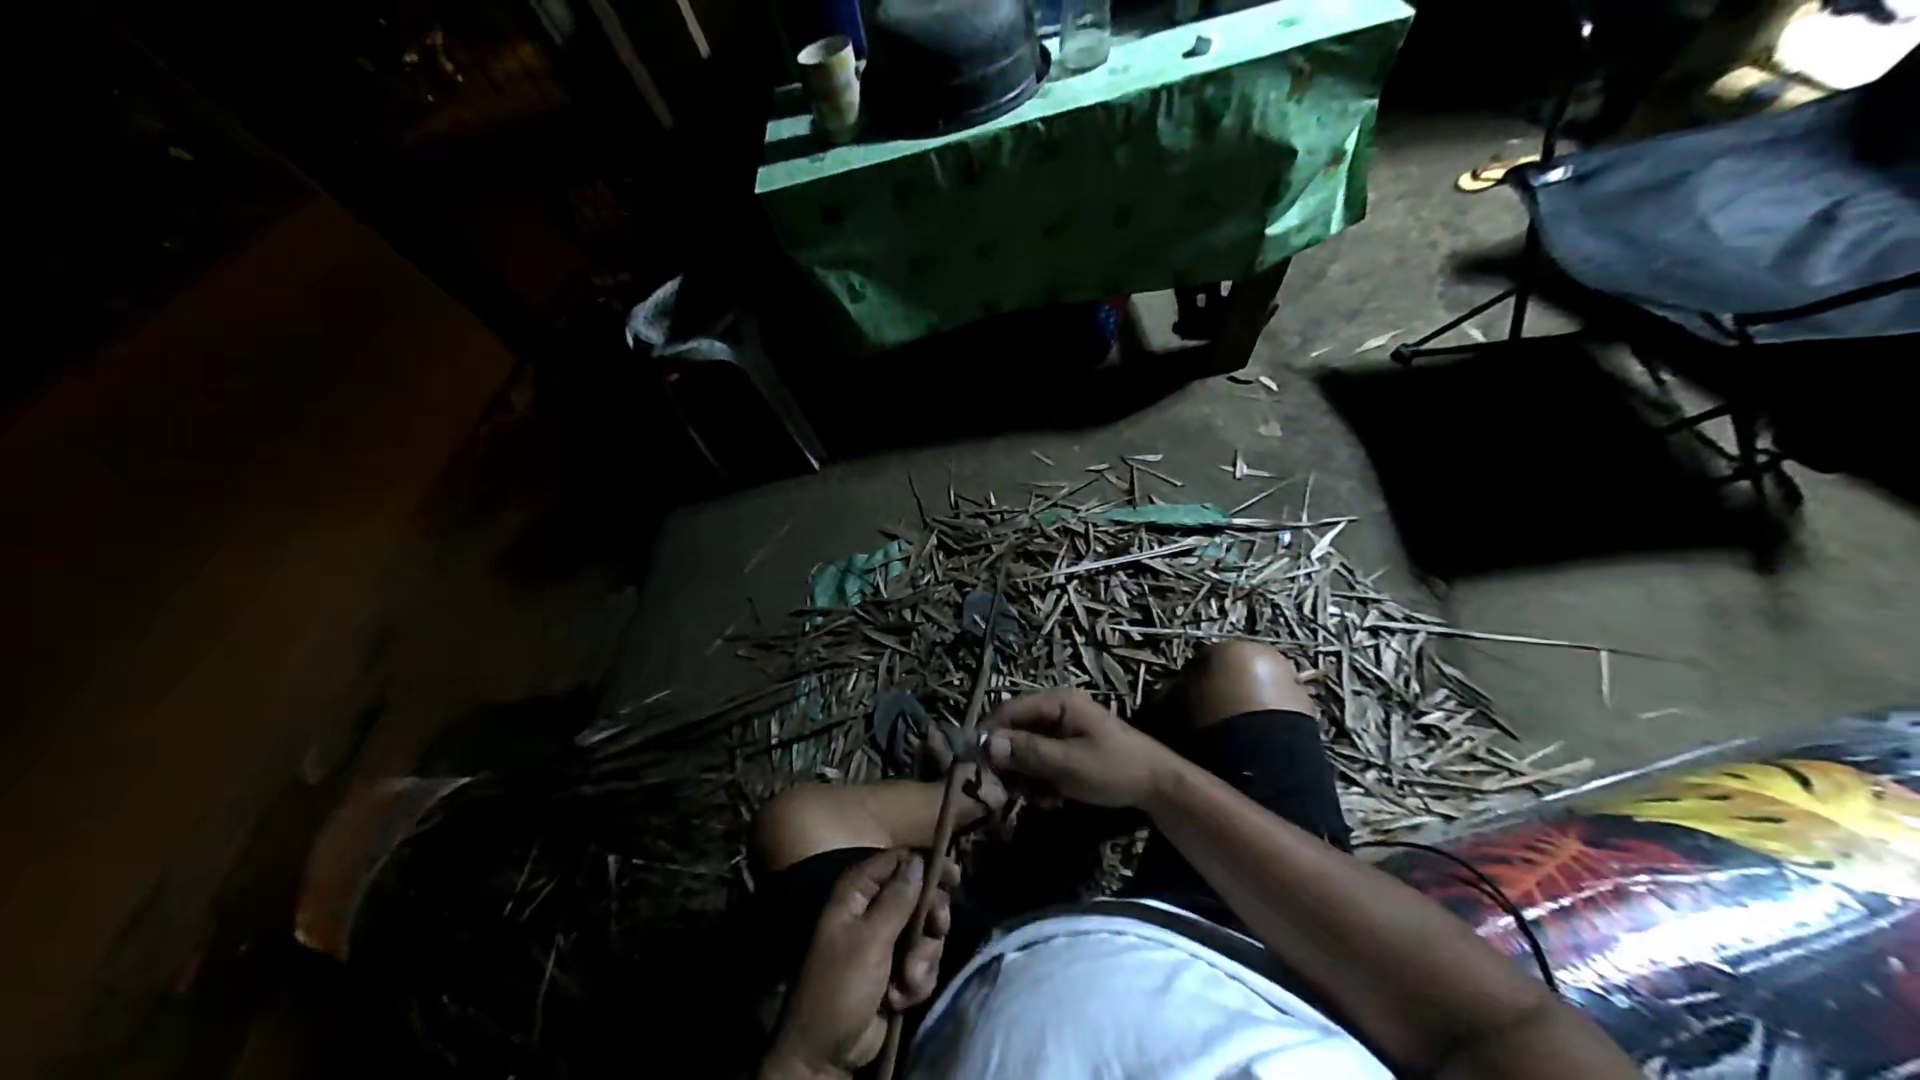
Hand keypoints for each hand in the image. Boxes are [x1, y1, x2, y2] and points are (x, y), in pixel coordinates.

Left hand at [763, 849, 957, 1079]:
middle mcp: (873, 910)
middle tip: (937, 931)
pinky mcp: (896, 969)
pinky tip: (899, 998)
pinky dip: (917, 981)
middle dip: (930, 920)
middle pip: (919, 896)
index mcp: (858, 893)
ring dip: (922, 960)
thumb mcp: (870, 940)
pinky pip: (922, 962)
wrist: (826, 1051)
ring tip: (906, 982)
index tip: (954, 876)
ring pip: (925, 933)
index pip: (898, 861)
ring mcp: (885, 941)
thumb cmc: (841, 985)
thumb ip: (898, 899)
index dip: (927, 865)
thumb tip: (918, 861)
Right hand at [984, 688, 1179, 807]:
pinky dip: (1039, 779)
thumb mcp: (1068, 763)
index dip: (990, 735)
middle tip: (1008, 791)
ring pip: (1025, 749)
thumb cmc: (1114, 768)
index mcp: (1057, 702)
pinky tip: (1051, 798)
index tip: (976, 765)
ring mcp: (1063, 728)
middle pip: (1015, 730)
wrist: (1157, 785)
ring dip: (1025, 775)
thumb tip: (987, 744)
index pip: (1009, 711)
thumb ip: (1027, 752)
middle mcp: (1056, 709)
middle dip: (1009, 762)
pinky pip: (1040, 759)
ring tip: (1038, 798)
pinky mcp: (1068, 747)